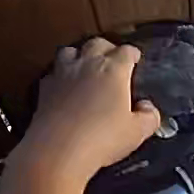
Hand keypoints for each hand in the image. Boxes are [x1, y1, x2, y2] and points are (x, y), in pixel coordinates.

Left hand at [12, 38, 161, 185]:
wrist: (58, 150)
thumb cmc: (101, 138)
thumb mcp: (136, 132)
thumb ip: (148, 117)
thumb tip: (148, 108)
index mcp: (114, 70)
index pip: (126, 51)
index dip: (132, 53)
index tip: (134, 58)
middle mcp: (87, 65)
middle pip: (97, 43)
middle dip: (107, 48)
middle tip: (112, 58)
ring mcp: (63, 74)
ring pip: (70, 51)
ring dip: (79, 55)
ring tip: (84, 65)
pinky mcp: (44, 89)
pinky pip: (53, 73)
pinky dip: (60, 76)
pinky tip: (64, 87)